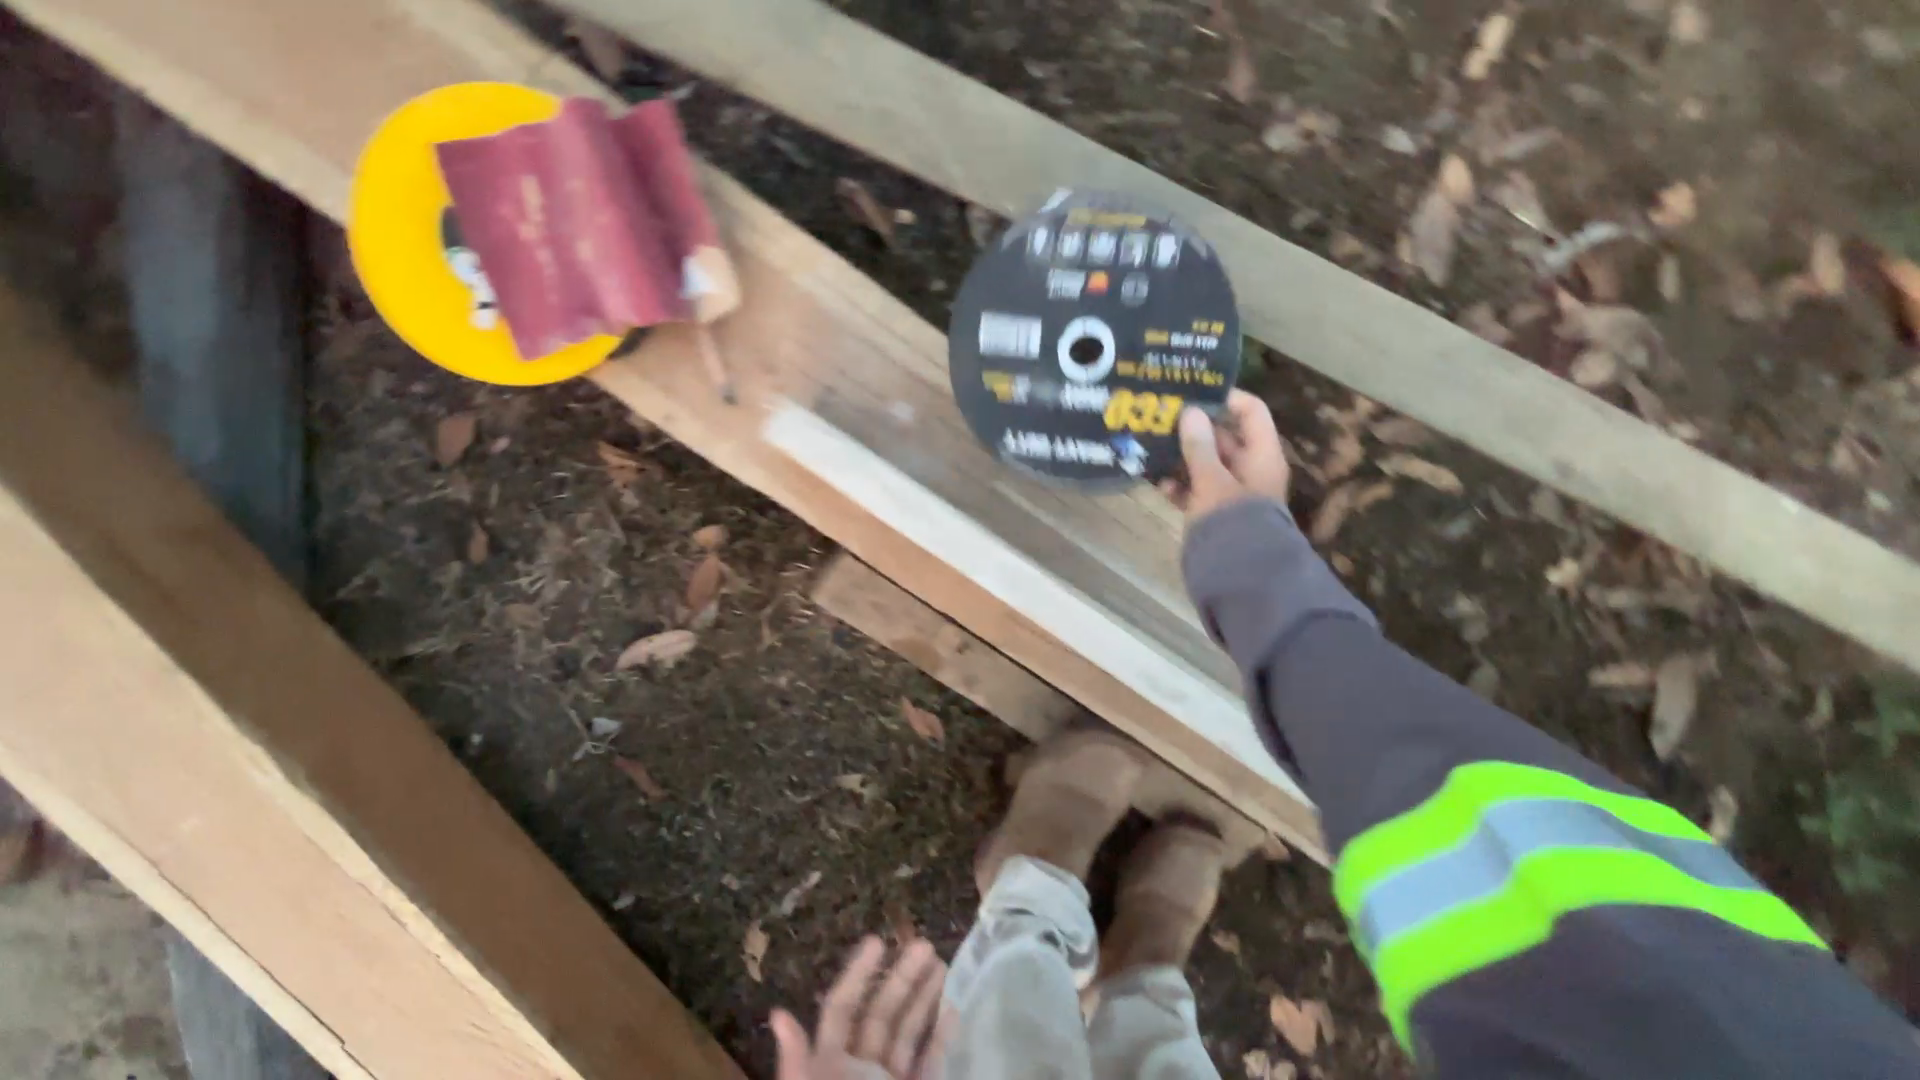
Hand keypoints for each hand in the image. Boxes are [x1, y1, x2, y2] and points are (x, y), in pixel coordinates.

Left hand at [771, 937, 953, 1079]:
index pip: (841, 1010)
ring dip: (923, 998)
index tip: (877, 940)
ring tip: (940, 962)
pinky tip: (953, 1009)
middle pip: (880, 1014)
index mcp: (827, 1068)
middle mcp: (858, 1071)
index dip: (857, 974)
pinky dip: (942, 1037)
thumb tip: (780, 1013)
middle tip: (922, 943)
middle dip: (901, 978)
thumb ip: (797, 1064)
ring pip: (907, 1032)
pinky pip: (929, 1063)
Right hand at [1160, 388, 1290, 521]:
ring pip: (1205, 464)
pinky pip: (1195, 490)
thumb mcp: (1212, 479)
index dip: (1225, 398)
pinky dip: (1178, 484)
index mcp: (1261, 455)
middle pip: (1223, 437)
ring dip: (1181, 456)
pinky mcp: (1214, 512)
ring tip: (1151, 445)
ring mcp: (1231, 492)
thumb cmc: (1231, 518)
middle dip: (1193, 428)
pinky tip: (1155, 480)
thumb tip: (1191, 412)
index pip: (1250, 412)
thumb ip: (1199, 446)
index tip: (1193, 392)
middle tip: (1161, 416)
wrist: (1239, 574)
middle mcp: (1250, 469)